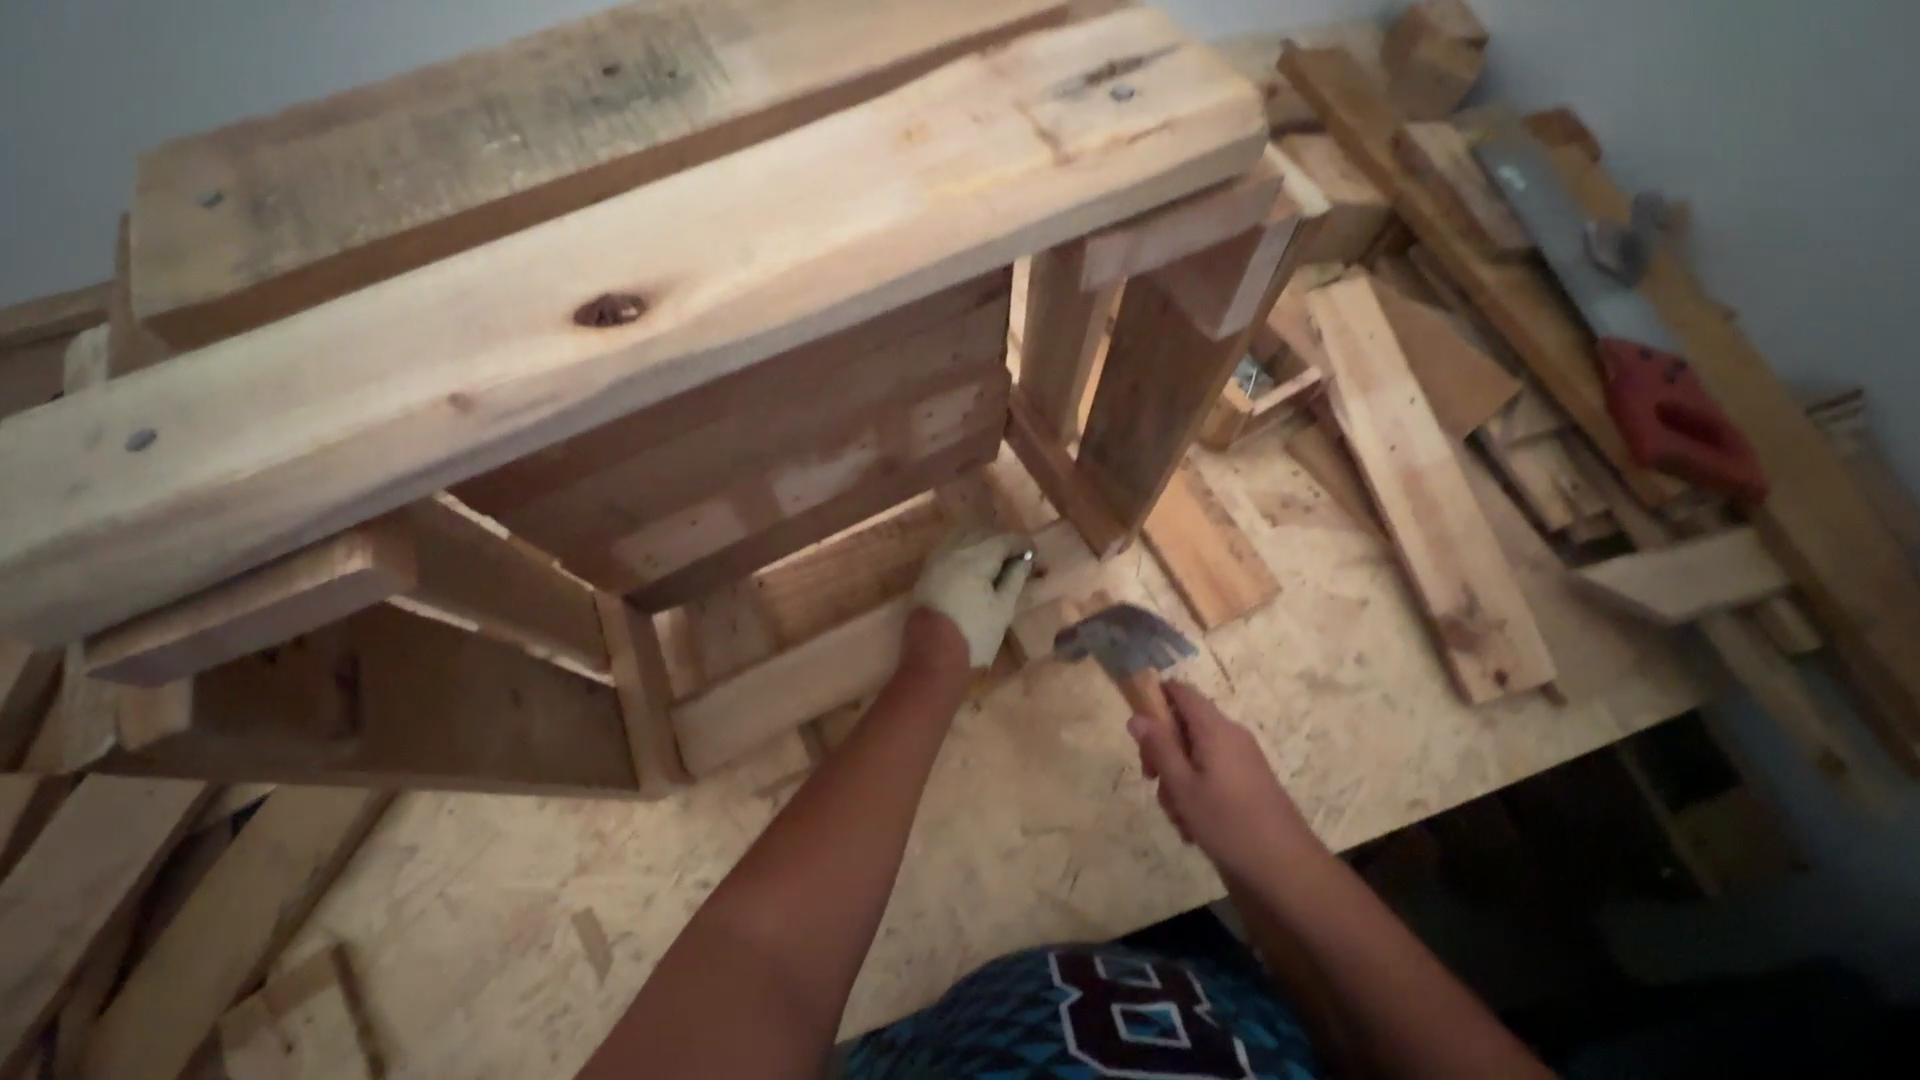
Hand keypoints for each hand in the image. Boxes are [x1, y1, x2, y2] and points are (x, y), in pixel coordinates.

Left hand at [911, 528, 1032, 667]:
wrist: (933, 660)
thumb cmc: (975, 637)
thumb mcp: (1003, 609)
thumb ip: (1015, 578)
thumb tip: (1025, 560)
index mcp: (975, 559)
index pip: (1004, 539)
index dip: (1022, 544)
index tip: (1035, 555)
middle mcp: (953, 552)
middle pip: (983, 533)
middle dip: (1003, 541)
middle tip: (1019, 558)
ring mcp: (936, 561)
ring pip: (963, 536)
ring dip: (982, 542)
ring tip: (998, 560)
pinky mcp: (926, 573)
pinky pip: (948, 548)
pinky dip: (964, 548)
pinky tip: (974, 565)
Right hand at [1127, 682, 1321, 884]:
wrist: (1285, 867)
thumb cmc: (1227, 822)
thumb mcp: (1182, 786)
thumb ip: (1158, 747)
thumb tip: (1137, 716)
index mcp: (1215, 729)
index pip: (1181, 691)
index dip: (1155, 699)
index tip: (1138, 732)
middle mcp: (1231, 736)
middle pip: (1184, 726)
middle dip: (1162, 752)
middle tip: (1152, 780)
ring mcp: (1242, 759)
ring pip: (1194, 755)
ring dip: (1178, 780)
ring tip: (1179, 816)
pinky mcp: (1248, 781)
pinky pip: (1211, 774)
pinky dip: (1197, 792)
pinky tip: (1194, 827)